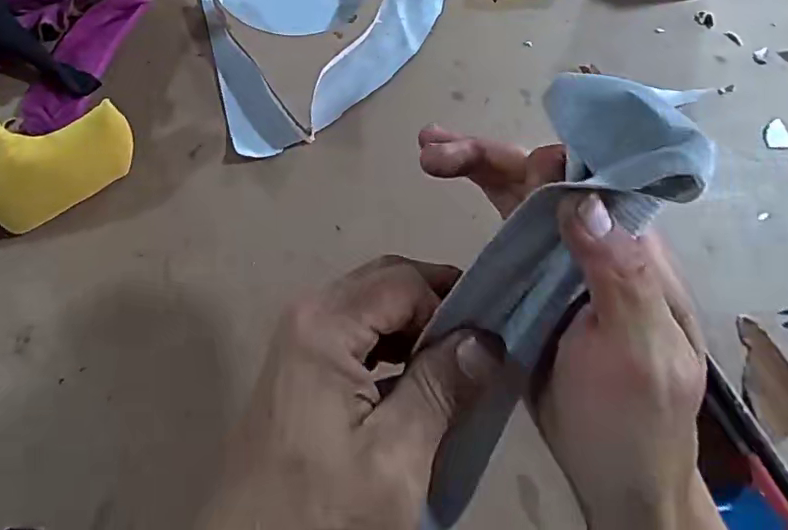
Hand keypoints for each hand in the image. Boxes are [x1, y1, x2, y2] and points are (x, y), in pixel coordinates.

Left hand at [198, 256, 502, 529]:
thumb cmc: (321, 512)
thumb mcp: (394, 460)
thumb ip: (442, 389)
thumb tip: (487, 337)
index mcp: (325, 322)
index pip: (406, 280)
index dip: (450, 303)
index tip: (487, 341)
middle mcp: (308, 311)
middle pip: (388, 280)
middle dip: (437, 302)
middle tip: (479, 341)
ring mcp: (299, 336)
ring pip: (374, 301)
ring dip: (417, 322)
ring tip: (455, 361)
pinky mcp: (300, 363)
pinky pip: (358, 328)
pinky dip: (394, 339)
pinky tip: (417, 374)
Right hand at [419, 128, 719, 529]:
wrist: (621, 484)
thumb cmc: (640, 420)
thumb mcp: (641, 352)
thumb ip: (620, 274)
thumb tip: (581, 197)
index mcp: (631, 245)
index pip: (588, 179)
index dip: (541, 160)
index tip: (494, 162)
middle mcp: (597, 239)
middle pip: (543, 177)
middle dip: (490, 154)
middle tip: (435, 146)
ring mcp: (562, 257)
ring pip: (520, 193)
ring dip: (477, 163)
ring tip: (430, 149)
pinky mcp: (534, 279)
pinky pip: (505, 227)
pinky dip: (476, 198)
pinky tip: (448, 185)